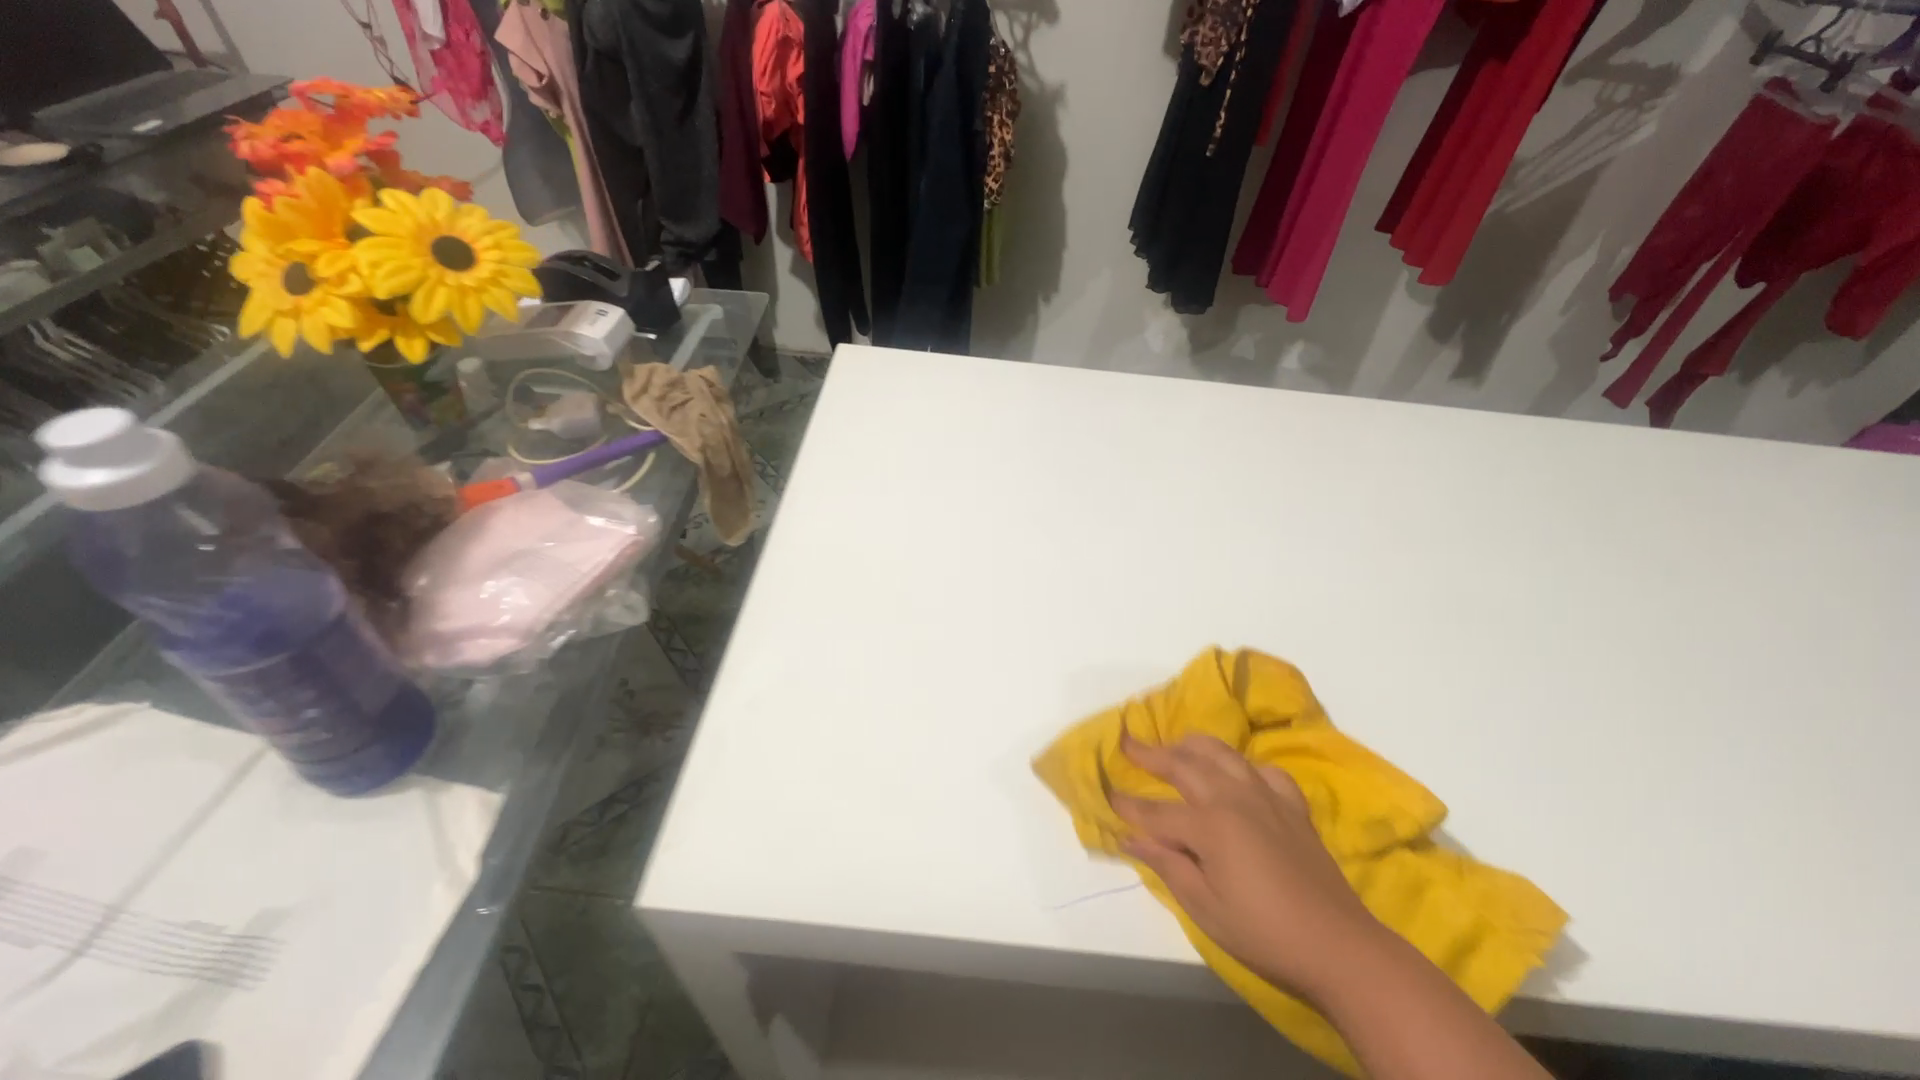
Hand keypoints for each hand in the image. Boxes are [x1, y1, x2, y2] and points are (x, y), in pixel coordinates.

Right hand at [1112, 734, 1382, 1000]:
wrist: (1336, 944)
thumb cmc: (1262, 932)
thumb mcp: (1204, 907)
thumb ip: (1168, 865)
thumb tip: (1132, 838)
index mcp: (1209, 826)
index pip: (1156, 812)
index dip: (1128, 806)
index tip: (1105, 794)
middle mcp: (1235, 800)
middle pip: (1186, 767)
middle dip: (1153, 755)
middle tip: (1129, 742)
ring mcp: (1268, 799)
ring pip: (1225, 756)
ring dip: (1195, 746)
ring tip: (1176, 743)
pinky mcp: (1294, 808)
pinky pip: (1265, 772)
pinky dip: (1245, 766)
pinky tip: (1239, 773)